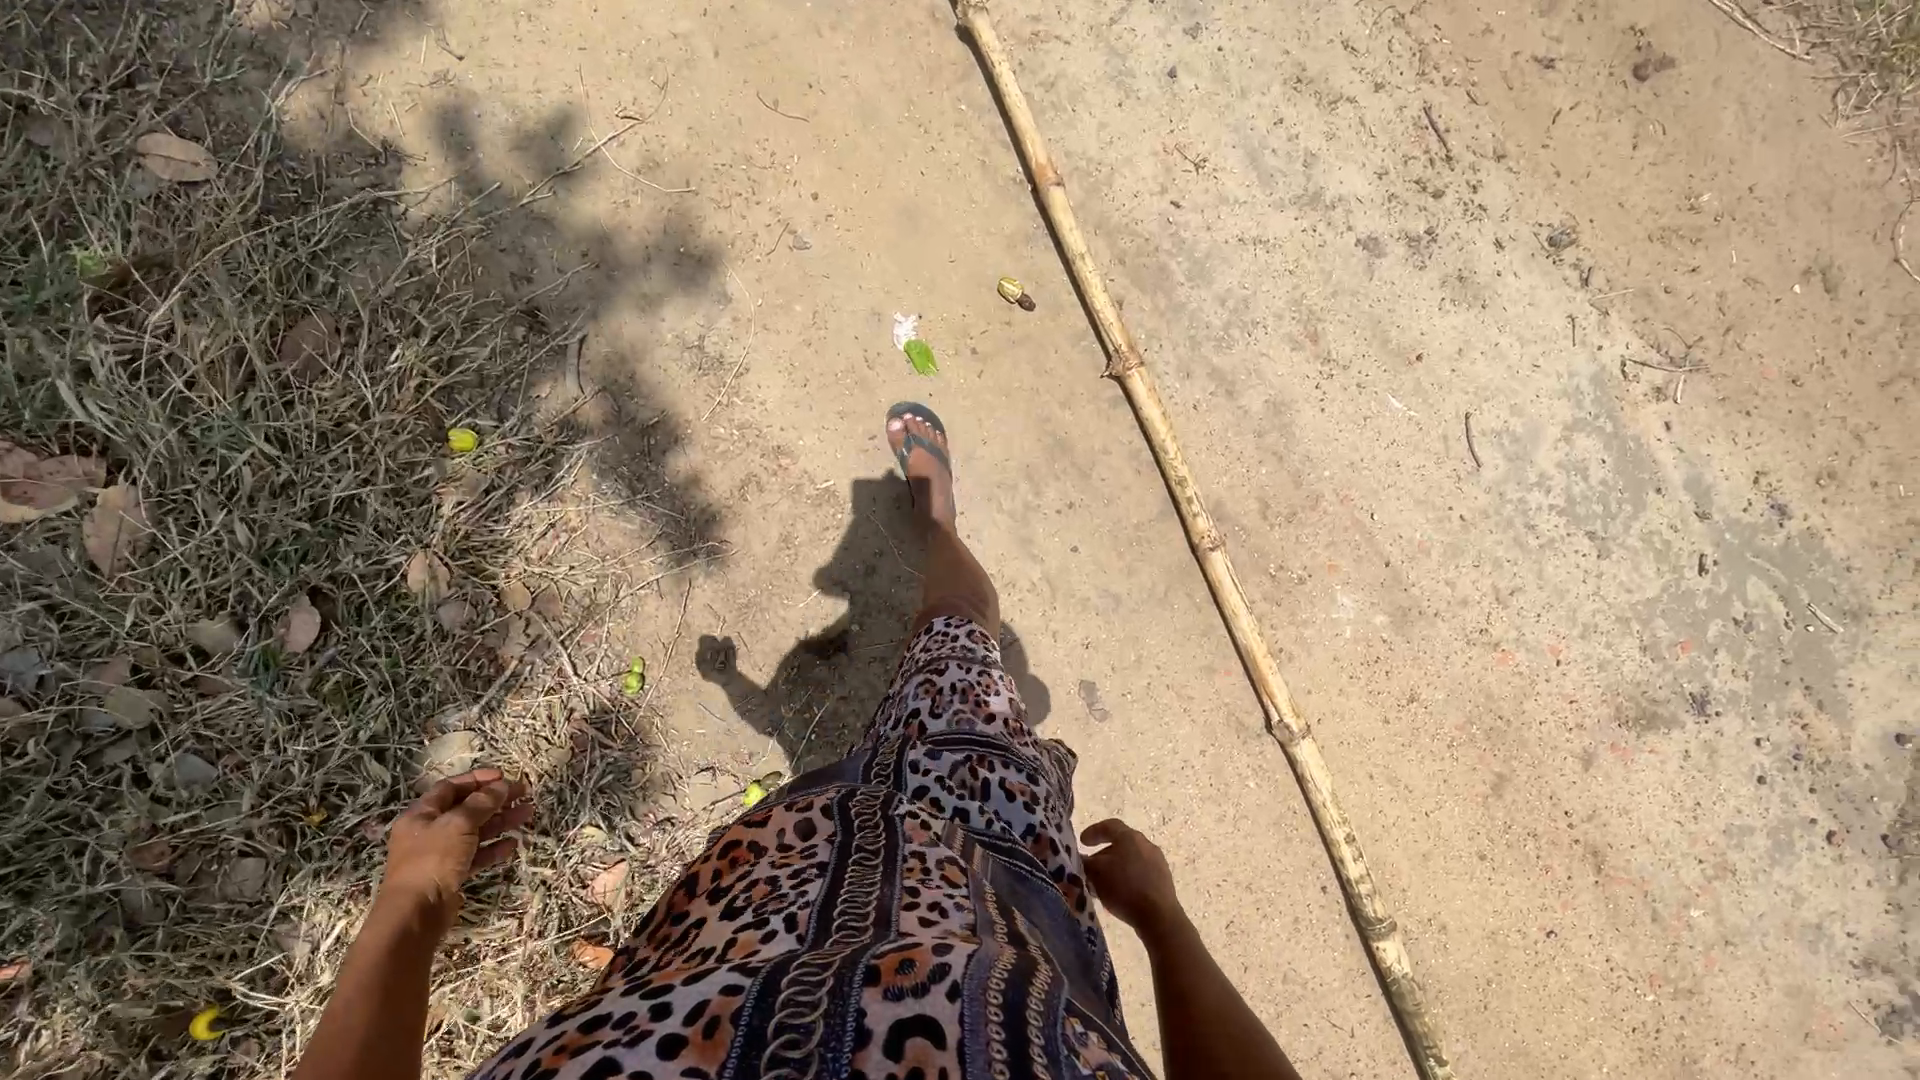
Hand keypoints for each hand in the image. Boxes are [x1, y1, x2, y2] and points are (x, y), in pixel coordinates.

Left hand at [379, 768, 531, 931]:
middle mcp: (430, 831)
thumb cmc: (433, 860)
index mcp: (422, 815)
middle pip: (467, 808)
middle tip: (523, 794)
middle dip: (496, 800)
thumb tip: (502, 785)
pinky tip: (512, 845)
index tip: (504, 777)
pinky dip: (494, 848)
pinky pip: (476, 855)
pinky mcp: (451, 873)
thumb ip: (482, 803)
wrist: (416, 912)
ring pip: (476, 831)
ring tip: (527, 814)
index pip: (451, 788)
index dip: (477, 779)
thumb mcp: (458, 824)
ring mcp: (441, 854)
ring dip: (501, 822)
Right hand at [1082, 818, 1185, 939]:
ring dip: (1115, 868)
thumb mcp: (1096, 873)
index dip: (1093, 832)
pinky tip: (1119, 894)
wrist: (1158, 916)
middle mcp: (1146, 845)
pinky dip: (1127, 879)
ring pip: (1130, 860)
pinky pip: (1140, 874)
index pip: (1109, 826)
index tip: (1082, 842)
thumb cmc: (1124, 887)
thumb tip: (1083, 860)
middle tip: (1091, 867)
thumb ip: (1086, 862)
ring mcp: (1158, 863)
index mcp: (1130, 837)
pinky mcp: (1163, 881)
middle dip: (1103, 854)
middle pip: (1121, 844)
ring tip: (1103, 883)